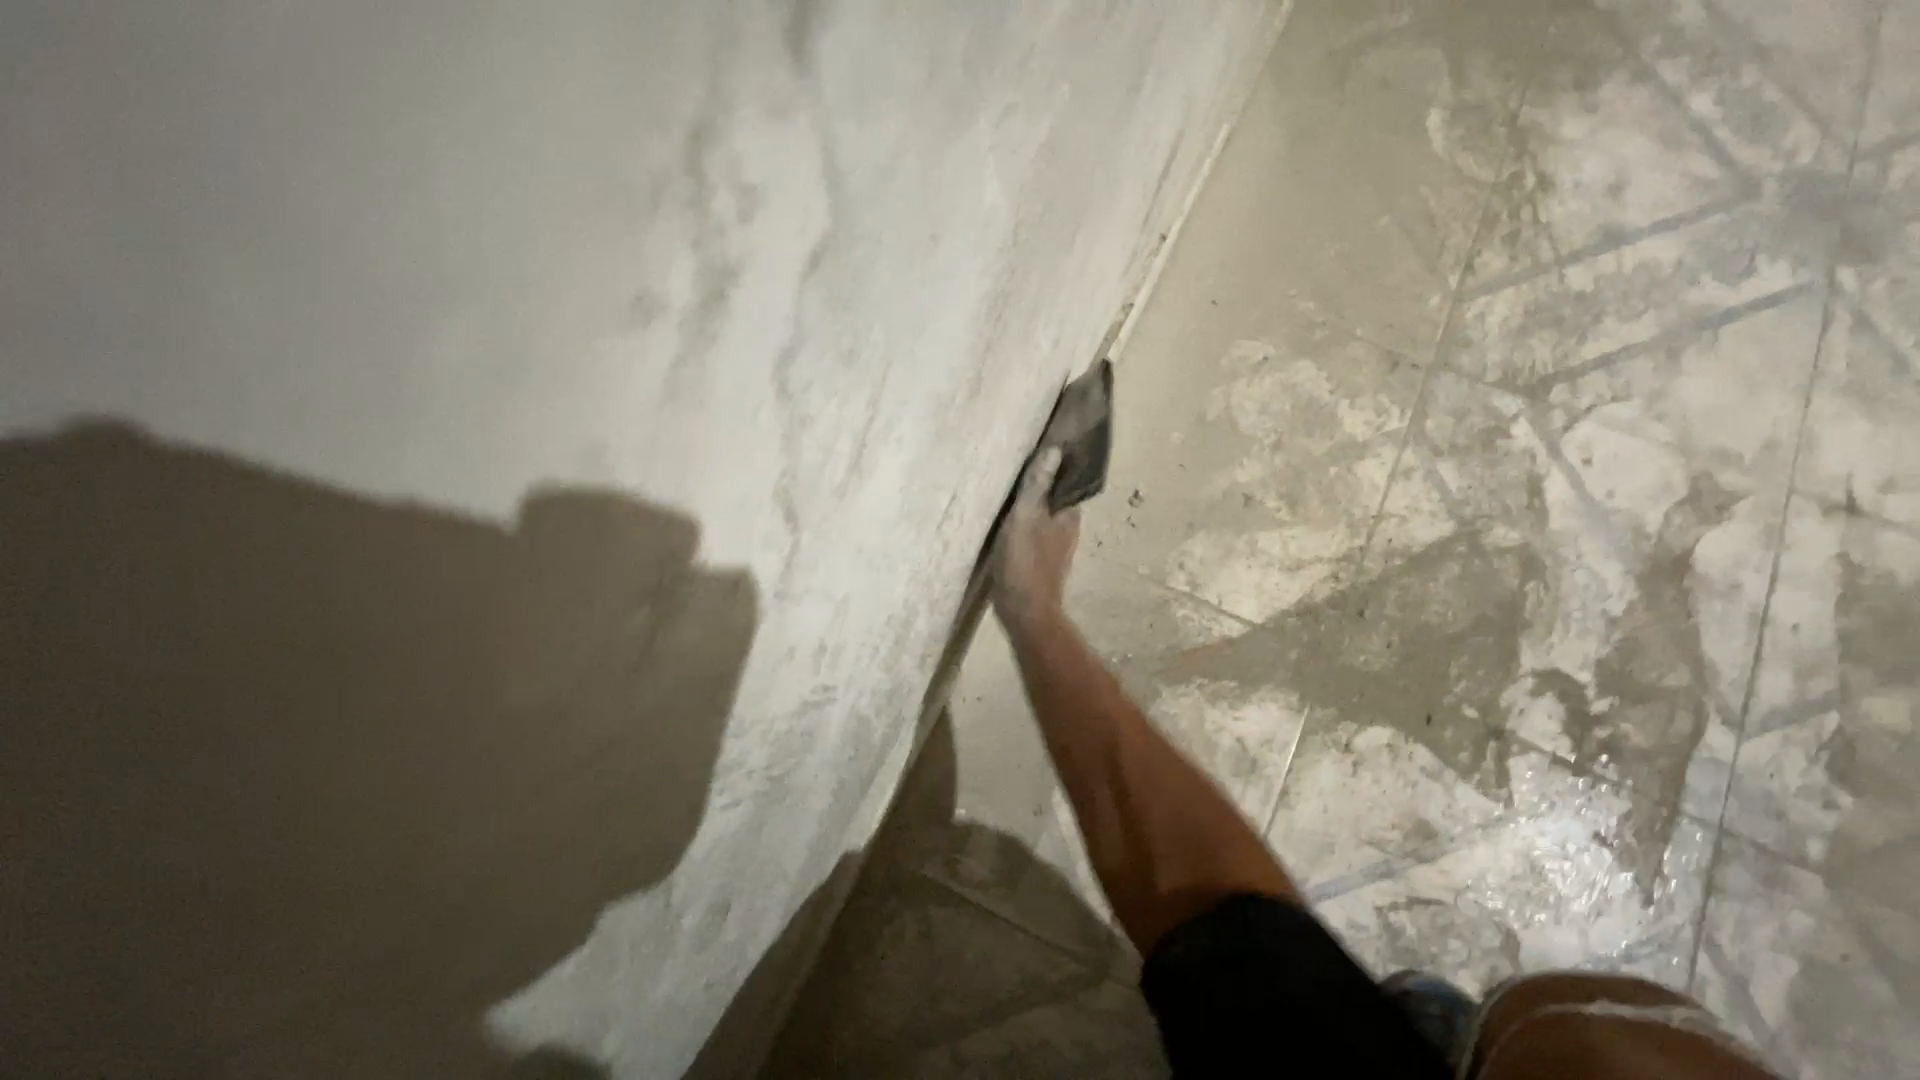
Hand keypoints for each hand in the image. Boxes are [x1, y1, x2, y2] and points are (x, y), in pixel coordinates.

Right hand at [991, 447, 1080, 631]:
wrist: (1025, 613)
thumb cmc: (1025, 563)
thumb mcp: (1025, 517)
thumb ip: (1037, 485)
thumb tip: (1055, 450)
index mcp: (1070, 514)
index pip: (1066, 480)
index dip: (1054, 464)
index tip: (1037, 447)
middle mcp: (1067, 528)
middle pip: (1053, 498)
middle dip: (1039, 484)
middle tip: (1016, 465)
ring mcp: (1053, 548)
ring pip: (1041, 516)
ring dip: (1028, 505)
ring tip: (1006, 489)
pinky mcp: (1038, 562)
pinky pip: (1030, 533)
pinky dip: (1021, 524)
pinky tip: (1004, 521)